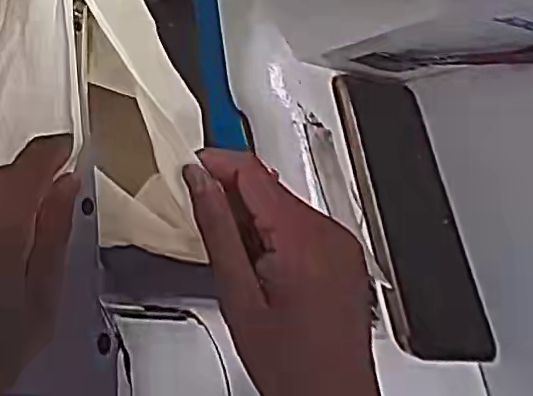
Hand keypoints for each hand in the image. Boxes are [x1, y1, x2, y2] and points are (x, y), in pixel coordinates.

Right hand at [184, 149, 380, 395]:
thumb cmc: (293, 370)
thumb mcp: (238, 297)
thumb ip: (216, 229)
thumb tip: (198, 181)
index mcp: (301, 239)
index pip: (252, 170)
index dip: (215, 163)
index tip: (189, 167)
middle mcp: (327, 231)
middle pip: (267, 184)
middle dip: (231, 194)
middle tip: (204, 219)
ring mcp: (339, 240)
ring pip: (280, 201)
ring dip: (251, 215)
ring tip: (239, 259)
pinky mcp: (343, 251)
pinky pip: (299, 220)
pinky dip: (274, 229)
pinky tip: (263, 265)